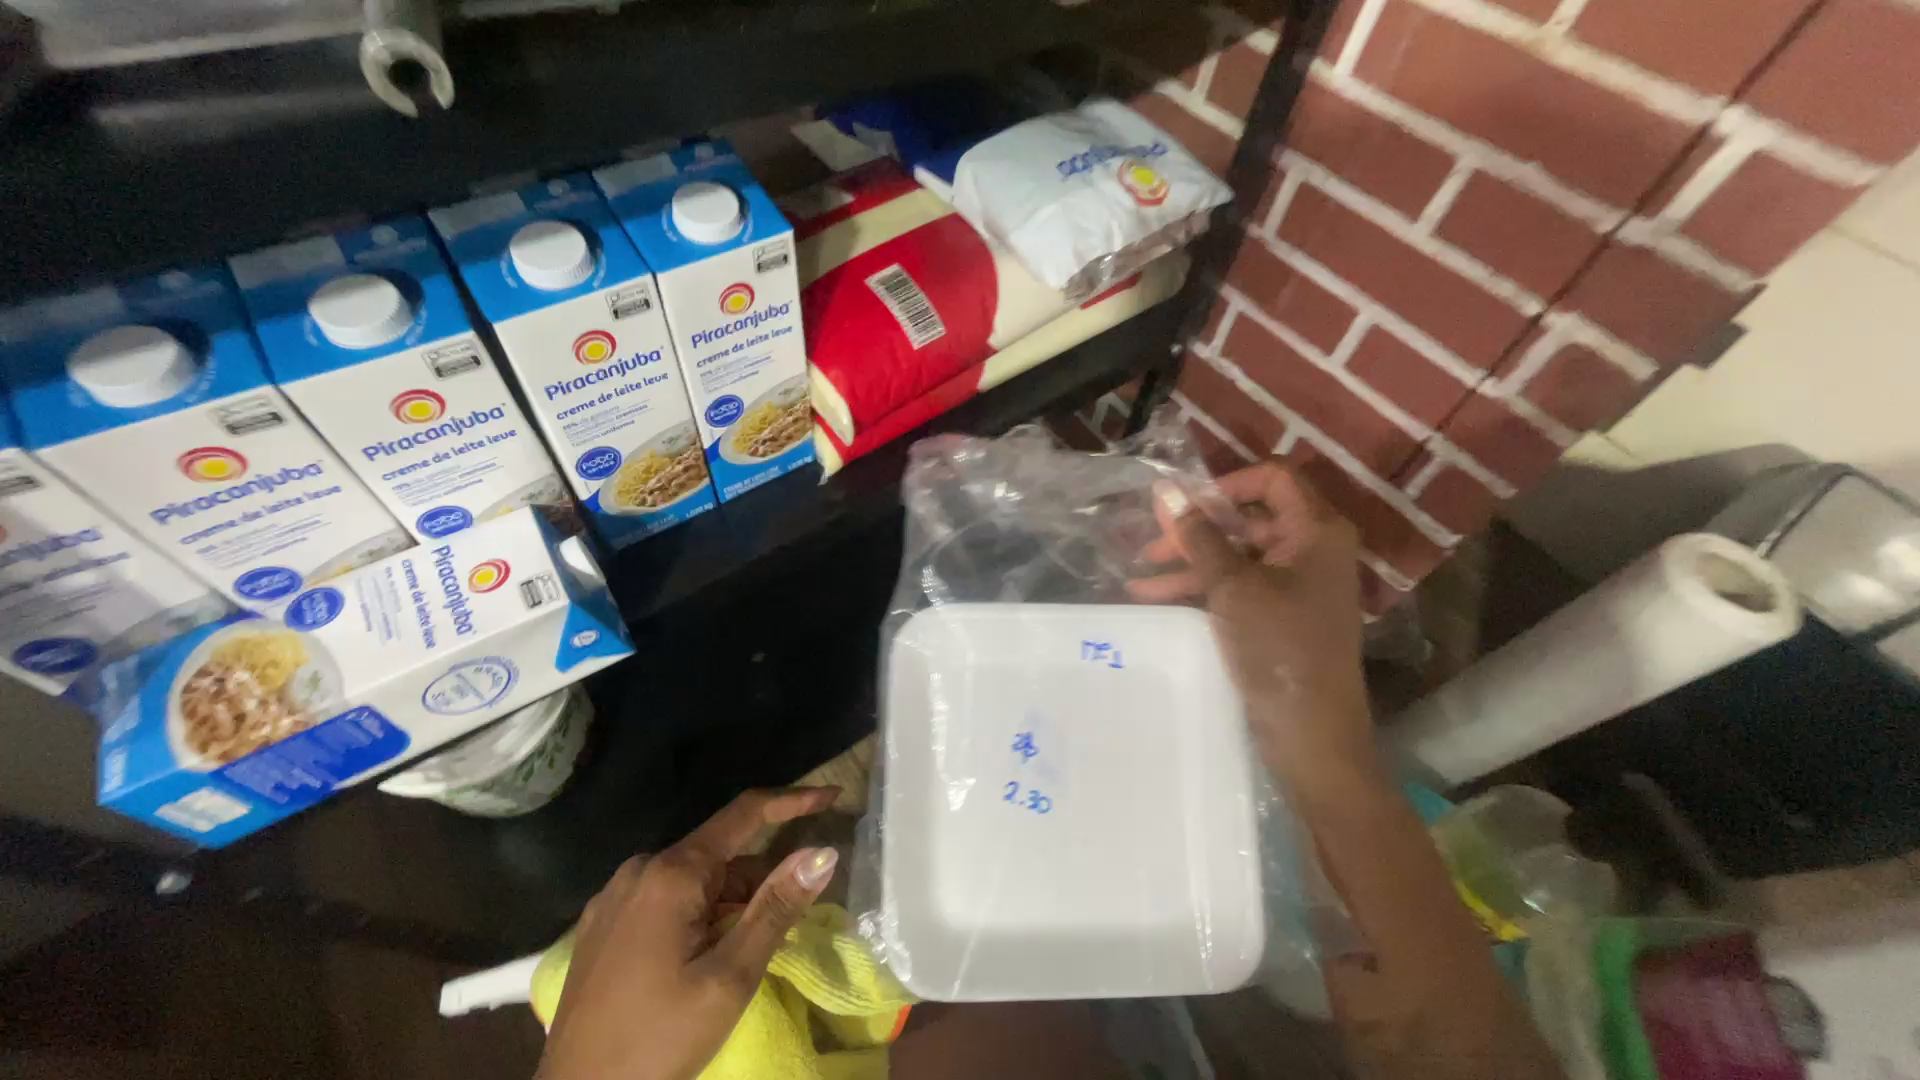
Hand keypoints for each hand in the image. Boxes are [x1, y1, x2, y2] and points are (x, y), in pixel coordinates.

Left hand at [536, 788, 841, 1079]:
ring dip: (731, 902)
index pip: (744, 814)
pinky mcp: (603, 925)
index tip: (834, 796)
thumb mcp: (729, 978)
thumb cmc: (658, 1040)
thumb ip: (775, 908)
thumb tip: (822, 853)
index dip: (794, 801)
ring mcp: (615, 897)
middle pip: (721, 854)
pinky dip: (701, 914)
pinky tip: (709, 956)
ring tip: (749, 953)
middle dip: (762, 878)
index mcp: (670, 873)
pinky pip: (667, 900)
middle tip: (793, 923)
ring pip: (695, 880)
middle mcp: (639, 869)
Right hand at [1129, 460, 1376, 778]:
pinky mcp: (1280, 613)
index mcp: (1316, 529)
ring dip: (1189, 563)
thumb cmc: (1278, 646)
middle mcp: (1311, 548)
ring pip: (1236, 555)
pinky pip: (1237, 586)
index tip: (1184, 505)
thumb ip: (1197, 536)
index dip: (1225, 483)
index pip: (1272, 477)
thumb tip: (1165, 490)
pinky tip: (1154, 599)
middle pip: (1248, 518)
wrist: (1310, 730)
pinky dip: (1201, 588)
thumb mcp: (1231, 586)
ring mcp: (1296, 583)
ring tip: (1138, 580)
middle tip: (1150, 546)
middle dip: (1196, 530)